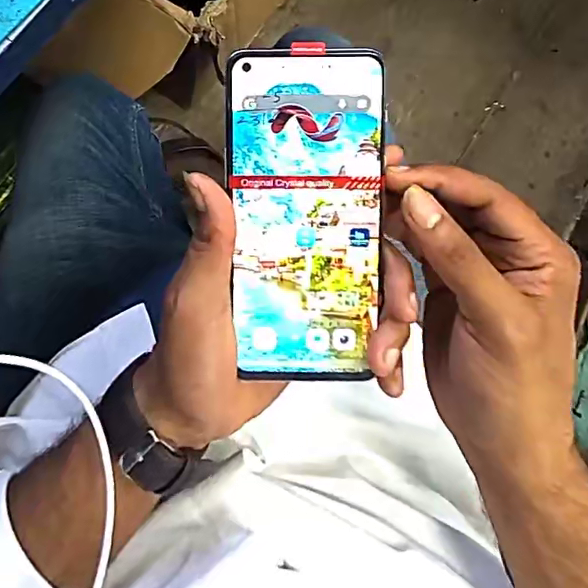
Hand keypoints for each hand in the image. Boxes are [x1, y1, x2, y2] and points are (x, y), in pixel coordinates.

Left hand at [134, 162, 421, 445]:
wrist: (195, 416)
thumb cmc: (185, 350)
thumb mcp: (196, 294)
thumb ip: (209, 242)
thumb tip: (200, 179)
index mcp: (263, 236)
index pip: (313, 194)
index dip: (356, 179)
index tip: (393, 170)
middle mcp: (293, 256)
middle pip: (360, 240)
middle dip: (394, 265)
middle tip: (403, 302)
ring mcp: (311, 293)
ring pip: (371, 282)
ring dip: (393, 310)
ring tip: (388, 354)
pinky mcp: (322, 329)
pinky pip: (363, 324)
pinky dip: (383, 344)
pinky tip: (388, 370)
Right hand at [384, 163, 582, 489]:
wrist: (505, 451)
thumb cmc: (521, 392)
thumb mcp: (495, 318)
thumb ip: (457, 255)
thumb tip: (419, 200)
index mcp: (533, 251)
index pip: (483, 196)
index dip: (438, 180)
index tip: (396, 177)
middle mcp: (498, 252)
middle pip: (441, 213)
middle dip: (406, 233)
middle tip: (370, 226)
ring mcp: (464, 270)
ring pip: (414, 244)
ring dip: (394, 281)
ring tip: (396, 320)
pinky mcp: (437, 290)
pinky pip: (402, 275)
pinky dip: (388, 305)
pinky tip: (391, 346)